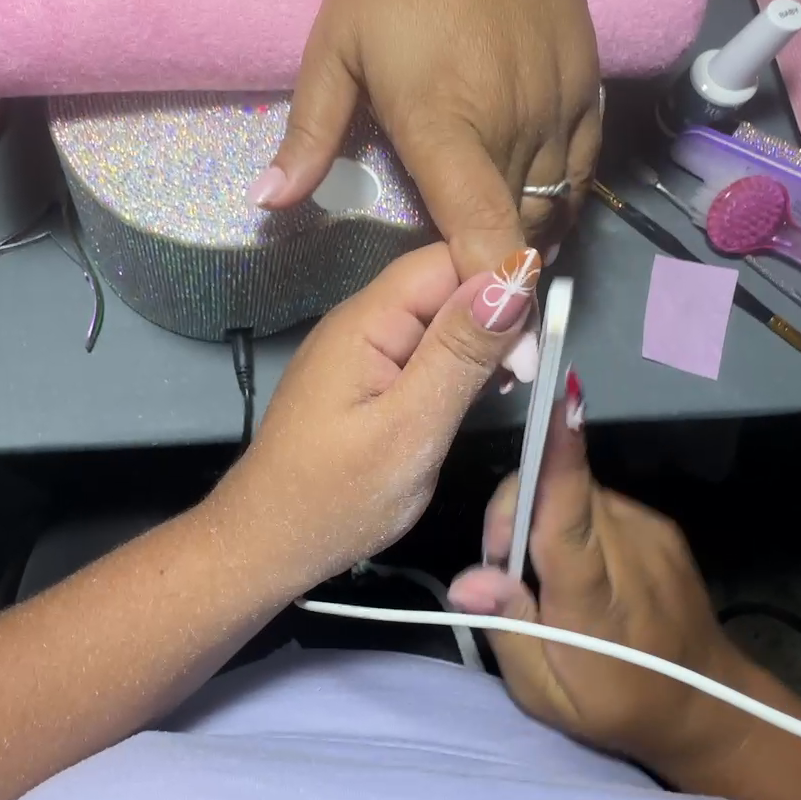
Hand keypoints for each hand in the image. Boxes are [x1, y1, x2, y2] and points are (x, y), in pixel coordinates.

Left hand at [212, 244, 541, 587]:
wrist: (269, 541)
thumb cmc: (335, 497)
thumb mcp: (409, 429)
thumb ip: (459, 354)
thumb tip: (513, 278)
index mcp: (365, 320)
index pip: (446, 258)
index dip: (499, 284)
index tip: (531, 342)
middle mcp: (359, 321)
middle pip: (442, 284)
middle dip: (493, 315)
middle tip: (521, 375)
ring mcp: (359, 350)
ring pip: (436, 318)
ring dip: (477, 343)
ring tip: (502, 388)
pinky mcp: (363, 377)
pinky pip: (419, 349)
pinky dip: (454, 366)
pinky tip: (471, 396)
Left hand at [255, 0, 603, 278]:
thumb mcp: (334, 49)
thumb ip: (309, 135)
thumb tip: (268, 203)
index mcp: (447, 122)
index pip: (479, 225)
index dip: (487, 287)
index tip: (488, 339)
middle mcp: (515, 125)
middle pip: (513, 232)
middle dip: (490, 275)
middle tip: (461, 306)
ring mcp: (560, 110)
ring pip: (551, 210)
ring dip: (520, 244)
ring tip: (487, 265)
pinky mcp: (590, 94)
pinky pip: (580, 177)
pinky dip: (555, 207)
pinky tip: (525, 215)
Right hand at [448, 375, 757, 777]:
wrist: (712, 708)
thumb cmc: (617, 705)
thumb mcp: (545, 693)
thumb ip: (506, 628)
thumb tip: (467, 579)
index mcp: (594, 595)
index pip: (571, 513)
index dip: (561, 457)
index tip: (562, 399)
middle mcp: (627, 547)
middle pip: (549, 491)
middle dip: (509, 519)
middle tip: (507, 577)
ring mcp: (648, 529)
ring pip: (568, 491)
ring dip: (536, 521)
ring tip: (543, 578)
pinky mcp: (656, 523)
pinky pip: (591, 499)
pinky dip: (567, 521)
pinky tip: (574, 566)